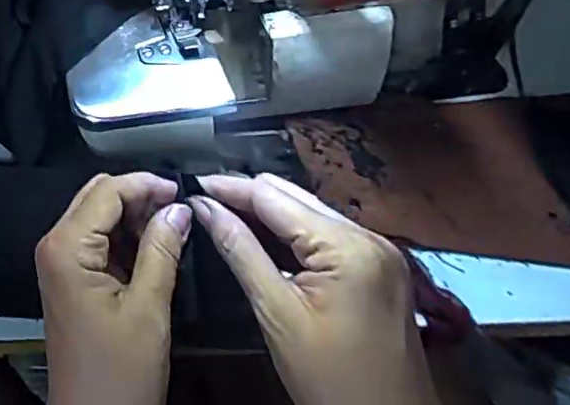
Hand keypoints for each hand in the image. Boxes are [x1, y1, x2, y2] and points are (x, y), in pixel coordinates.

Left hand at [36, 173, 188, 404]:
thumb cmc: (118, 376)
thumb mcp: (147, 310)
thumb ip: (161, 251)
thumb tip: (178, 209)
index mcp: (66, 246)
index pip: (106, 192)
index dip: (144, 184)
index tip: (179, 188)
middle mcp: (55, 244)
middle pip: (98, 197)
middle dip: (138, 196)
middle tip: (177, 206)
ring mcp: (59, 261)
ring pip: (98, 216)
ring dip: (132, 216)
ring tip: (171, 224)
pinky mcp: (69, 277)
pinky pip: (97, 240)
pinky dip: (124, 237)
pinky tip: (153, 244)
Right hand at [192, 174, 436, 404]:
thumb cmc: (334, 384)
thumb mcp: (278, 315)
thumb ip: (239, 250)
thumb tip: (202, 205)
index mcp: (347, 246)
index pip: (272, 195)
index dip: (228, 187)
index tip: (191, 186)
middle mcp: (368, 236)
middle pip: (290, 195)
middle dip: (244, 195)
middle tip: (203, 201)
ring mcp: (377, 251)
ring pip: (305, 209)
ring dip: (265, 211)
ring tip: (223, 214)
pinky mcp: (378, 266)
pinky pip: (323, 231)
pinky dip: (289, 231)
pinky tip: (260, 237)